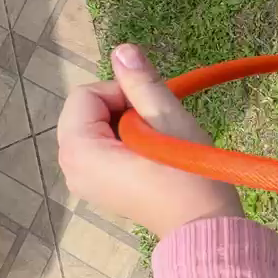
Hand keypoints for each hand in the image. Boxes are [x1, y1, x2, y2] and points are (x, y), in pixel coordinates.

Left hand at [57, 43, 244, 238]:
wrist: (207, 229)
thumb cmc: (191, 175)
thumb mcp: (170, 123)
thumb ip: (143, 84)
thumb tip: (122, 48)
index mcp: (79, 149)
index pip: (87, 95)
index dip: (124, 92)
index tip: (158, 110)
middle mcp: (71, 167)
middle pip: (89, 113)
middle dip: (125, 110)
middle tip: (163, 127)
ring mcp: (85, 182)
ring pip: (99, 132)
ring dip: (130, 127)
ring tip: (163, 143)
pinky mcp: (102, 191)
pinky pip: (105, 152)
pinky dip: (129, 145)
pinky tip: (157, 158)